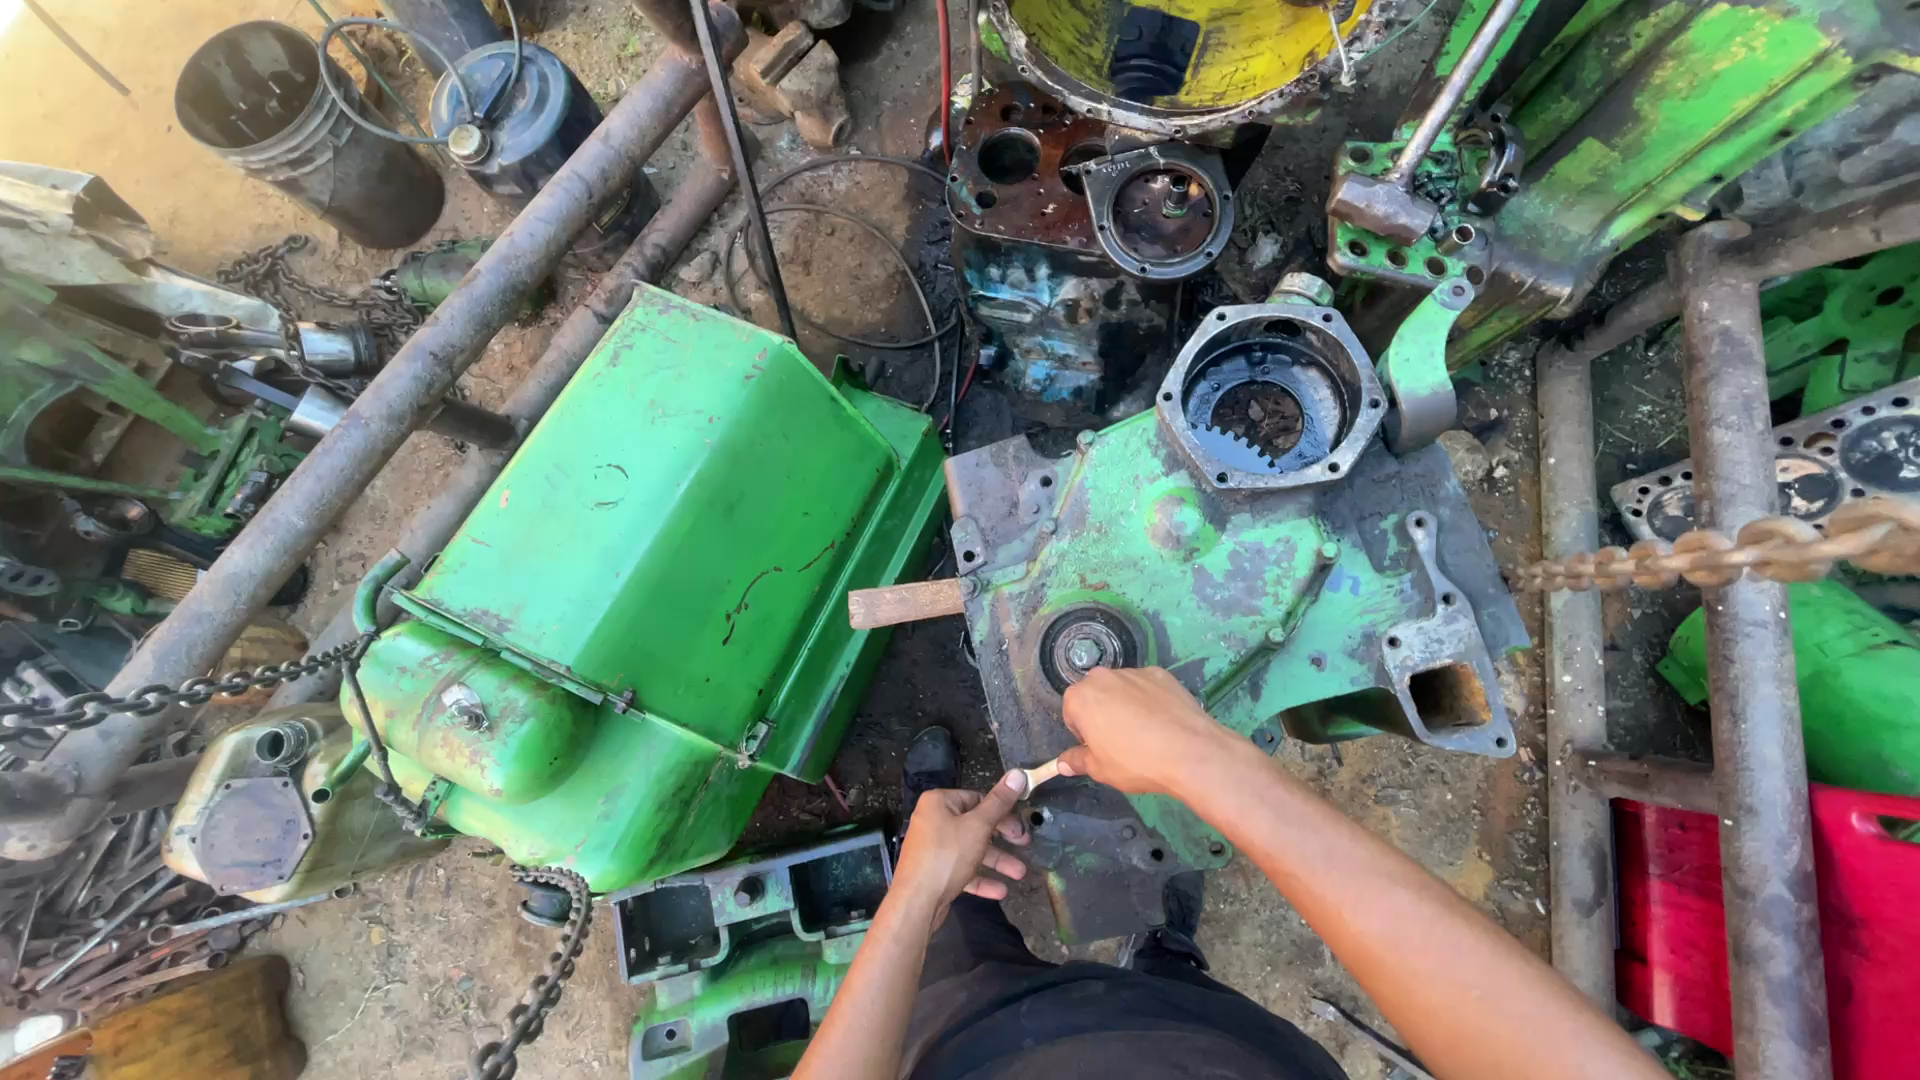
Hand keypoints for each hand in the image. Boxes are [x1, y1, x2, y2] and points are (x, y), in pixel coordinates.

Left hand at [892, 770, 1030, 927]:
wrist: (916, 903)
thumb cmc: (946, 856)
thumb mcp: (978, 826)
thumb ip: (999, 802)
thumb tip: (1018, 773)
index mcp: (939, 803)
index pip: (976, 799)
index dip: (1000, 811)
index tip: (1020, 824)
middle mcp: (933, 821)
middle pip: (975, 825)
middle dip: (1002, 839)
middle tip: (1025, 844)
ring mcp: (933, 849)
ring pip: (971, 850)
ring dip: (996, 861)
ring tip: (1020, 873)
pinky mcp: (935, 873)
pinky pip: (962, 870)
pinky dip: (981, 878)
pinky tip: (1001, 891)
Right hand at [1058, 666, 1248, 796]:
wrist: (1189, 751)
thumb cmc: (1135, 761)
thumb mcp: (1100, 769)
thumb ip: (1078, 761)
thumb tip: (1062, 763)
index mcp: (1081, 697)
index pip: (1071, 713)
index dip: (1083, 733)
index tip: (1099, 748)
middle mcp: (1104, 677)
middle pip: (1096, 695)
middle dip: (1102, 713)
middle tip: (1119, 740)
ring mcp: (1134, 672)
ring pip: (1122, 688)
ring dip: (1125, 704)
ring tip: (1146, 732)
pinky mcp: (1161, 674)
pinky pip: (1147, 686)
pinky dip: (1150, 699)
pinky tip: (1162, 721)